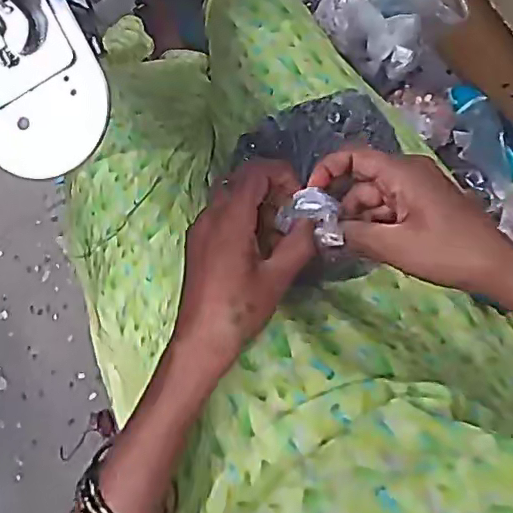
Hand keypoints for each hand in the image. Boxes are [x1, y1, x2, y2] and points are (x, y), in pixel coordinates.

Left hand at [173, 161, 317, 367]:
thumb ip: (300, 243)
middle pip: (243, 181)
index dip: (281, 175)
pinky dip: (244, 219)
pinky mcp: (198, 242)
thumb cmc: (239, 309)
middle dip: (272, 191)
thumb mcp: (278, 277)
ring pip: (232, 198)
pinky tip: (257, 250)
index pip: (255, 172)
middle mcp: (209, 215)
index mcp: (229, 218)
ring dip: (258, 206)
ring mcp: (200, 228)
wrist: (200, 339)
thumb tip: (314, 220)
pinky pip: (222, 215)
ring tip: (277, 239)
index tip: (298, 199)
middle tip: (291, 220)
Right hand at [308, 146, 512, 297]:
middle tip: (326, 232)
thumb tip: (324, 230)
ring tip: (348, 245)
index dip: (327, 171)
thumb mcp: (394, 246)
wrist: (498, 267)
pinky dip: (377, 223)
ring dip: (359, 218)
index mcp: (402, 171)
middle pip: (362, 180)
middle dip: (342, 204)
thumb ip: (354, 234)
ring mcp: (419, 188)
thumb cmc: (447, 251)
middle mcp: (409, 172)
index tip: (312, 195)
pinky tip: (370, 246)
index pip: (353, 156)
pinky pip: (391, 207)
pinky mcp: (426, 204)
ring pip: (375, 197)